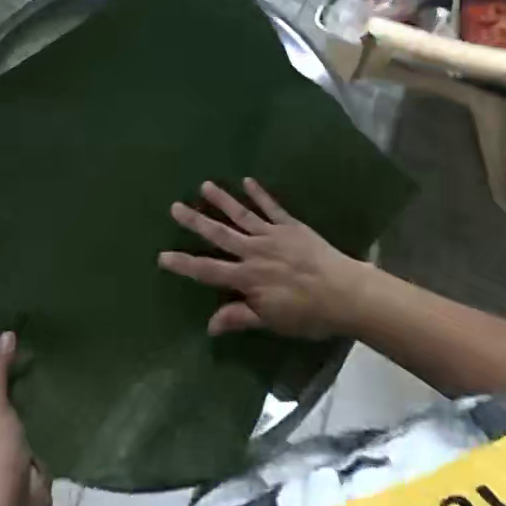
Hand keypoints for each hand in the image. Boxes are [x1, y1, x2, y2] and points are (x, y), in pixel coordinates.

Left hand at [0, 333, 50, 505]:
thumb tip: (5, 333)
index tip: (12, 331)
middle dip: (12, 370)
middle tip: (36, 341)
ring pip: (12, 405)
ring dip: (29, 388)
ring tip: (51, 356)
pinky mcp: (18, 453)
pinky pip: (29, 421)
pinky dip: (40, 407)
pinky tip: (57, 385)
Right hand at [158, 179, 370, 338]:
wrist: (343, 291)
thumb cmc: (307, 314)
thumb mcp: (271, 321)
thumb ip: (240, 316)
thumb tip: (209, 324)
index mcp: (247, 278)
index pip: (208, 270)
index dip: (185, 264)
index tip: (162, 255)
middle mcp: (254, 251)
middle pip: (219, 235)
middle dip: (196, 221)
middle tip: (175, 206)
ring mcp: (273, 235)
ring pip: (242, 215)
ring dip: (223, 200)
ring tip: (206, 185)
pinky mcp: (291, 225)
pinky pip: (272, 207)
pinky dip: (259, 194)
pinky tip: (248, 181)